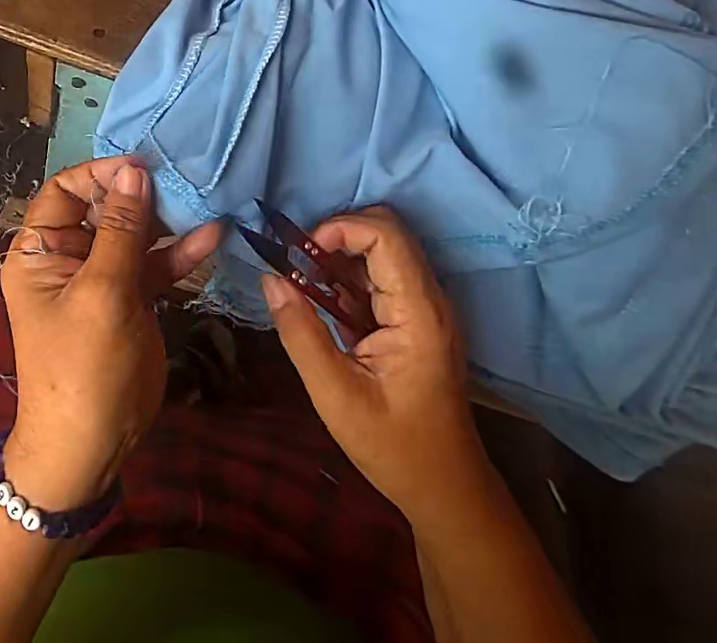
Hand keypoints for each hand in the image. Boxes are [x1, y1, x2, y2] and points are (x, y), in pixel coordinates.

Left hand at [0, 156, 223, 508]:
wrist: (92, 445)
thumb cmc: (83, 366)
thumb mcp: (101, 293)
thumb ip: (120, 230)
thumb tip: (133, 173)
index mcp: (39, 252)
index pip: (63, 192)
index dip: (99, 175)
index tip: (141, 168)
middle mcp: (68, 258)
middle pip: (103, 208)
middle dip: (139, 194)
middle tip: (181, 182)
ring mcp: (102, 278)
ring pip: (134, 233)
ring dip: (166, 220)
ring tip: (202, 201)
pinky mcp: (131, 298)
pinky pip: (154, 265)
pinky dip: (179, 252)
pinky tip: (211, 236)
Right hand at [261, 206, 487, 521]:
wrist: (445, 487)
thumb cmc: (393, 447)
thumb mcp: (334, 394)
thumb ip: (300, 332)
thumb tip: (271, 278)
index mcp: (418, 314)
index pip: (385, 236)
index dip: (339, 229)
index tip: (300, 255)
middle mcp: (428, 300)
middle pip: (386, 232)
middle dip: (336, 236)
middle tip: (298, 265)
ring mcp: (425, 307)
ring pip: (381, 249)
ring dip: (338, 257)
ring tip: (304, 286)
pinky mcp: (415, 318)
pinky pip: (379, 275)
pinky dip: (345, 277)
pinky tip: (324, 306)